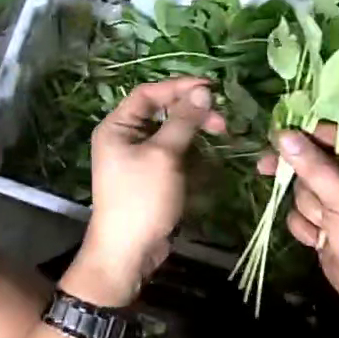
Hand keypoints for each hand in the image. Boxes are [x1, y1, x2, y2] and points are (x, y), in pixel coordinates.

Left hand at [67, 76, 225, 307]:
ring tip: (222, 133)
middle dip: (191, 111)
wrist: (128, 251)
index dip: (179, 87)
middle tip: (221, 118)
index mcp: (116, 126)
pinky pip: (172, 154)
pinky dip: (191, 151)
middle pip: (160, 112)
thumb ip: (183, 121)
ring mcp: (137, 158)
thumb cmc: (141, 198)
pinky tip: (211, 154)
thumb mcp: (163, 155)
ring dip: (195, 130)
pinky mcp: (150, 176)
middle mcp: (123, 137)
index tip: (211, 87)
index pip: (148, 93)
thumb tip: (203, 92)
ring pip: (169, 133)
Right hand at [260, 124, 338, 337]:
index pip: (336, 135)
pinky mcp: (331, 227)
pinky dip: (308, 227)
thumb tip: (283, 133)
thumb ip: (312, 165)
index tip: (274, 135)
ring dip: (309, 209)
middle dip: (301, 178)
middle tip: (264, 168)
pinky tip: (320, 241)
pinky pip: (304, 215)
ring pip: (305, 191)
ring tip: (325, 226)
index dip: (306, 134)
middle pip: (313, 162)